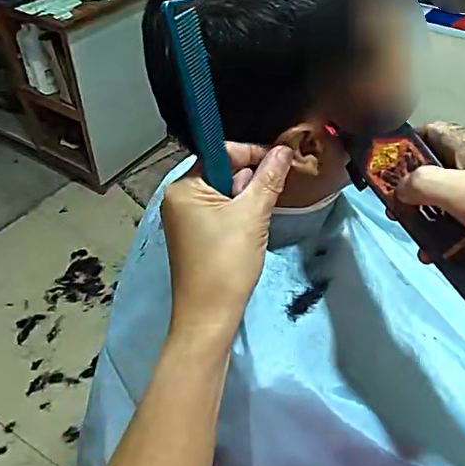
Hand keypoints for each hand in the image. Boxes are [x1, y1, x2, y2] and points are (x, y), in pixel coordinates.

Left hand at [162, 142, 294, 345]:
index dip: (253, 153)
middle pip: (224, 171)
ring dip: (248, 198)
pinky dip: (240, 214)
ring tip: (259, 218)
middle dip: (252, 179)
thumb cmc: (227, 262)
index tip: (280, 163)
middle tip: (270, 197)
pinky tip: (251, 229)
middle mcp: (179, 197)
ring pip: (225, 192)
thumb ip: (269, 177)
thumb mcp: (253, 214)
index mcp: (184, 187)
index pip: (222, 152)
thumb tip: (285, 149)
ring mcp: (185, 218)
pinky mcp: (195, 235)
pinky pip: (221, 211)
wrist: (209, 316)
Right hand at [395, 122, 464, 267]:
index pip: (428, 132)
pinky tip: (453, 256)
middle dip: (417, 194)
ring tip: (426, 247)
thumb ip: (421, 185)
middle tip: (403, 218)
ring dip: (437, 220)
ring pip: (456, 199)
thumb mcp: (460, 192)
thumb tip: (400, 189)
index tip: (387, 176)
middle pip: (439, 169)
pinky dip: (460, 233)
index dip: (404, 150)